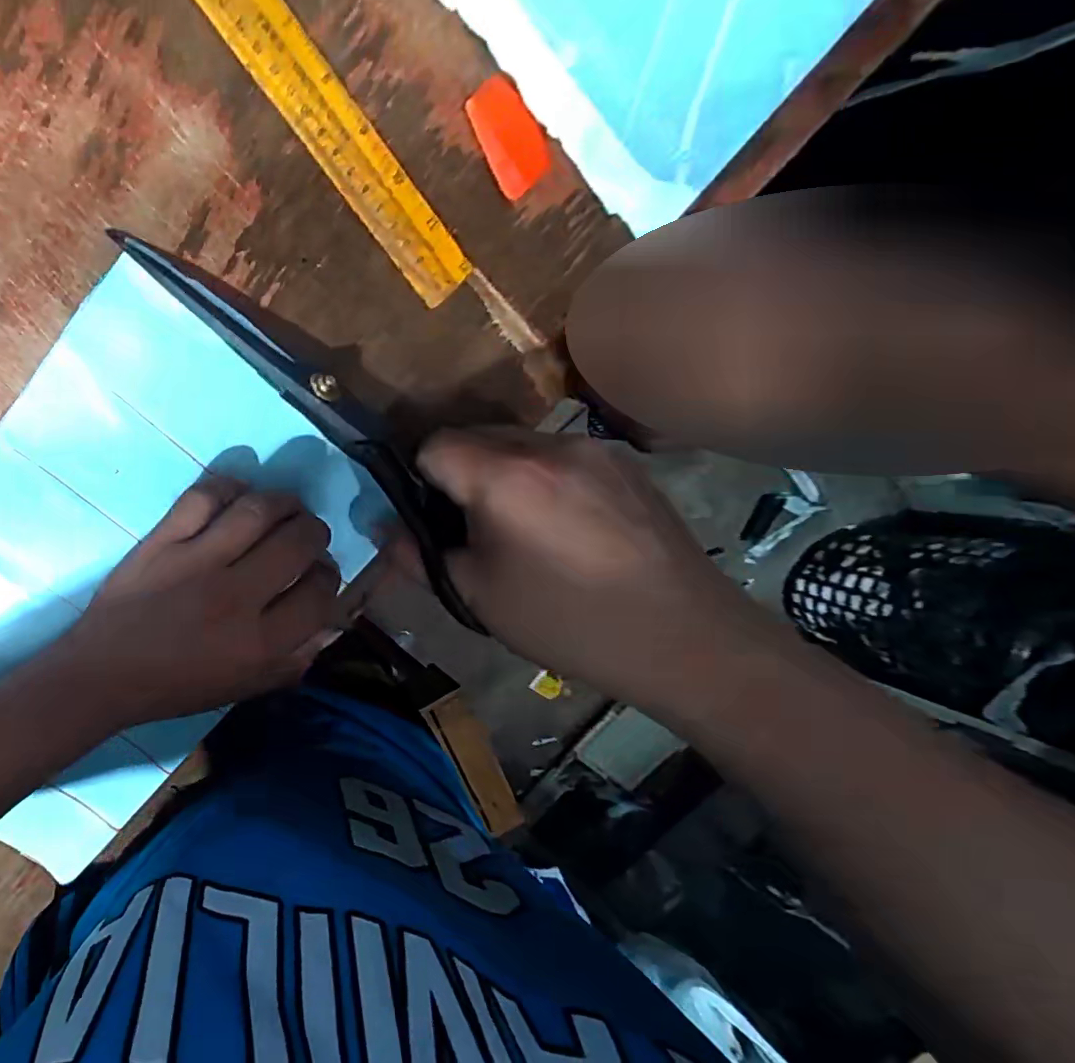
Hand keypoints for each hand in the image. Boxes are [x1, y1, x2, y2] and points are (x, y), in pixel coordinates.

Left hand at [41, 476, 346, 728]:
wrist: (105, 673)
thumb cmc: (176, 686)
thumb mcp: (242, 689)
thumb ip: (292, 661)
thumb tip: (329, 623)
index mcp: (260, 642)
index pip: (320, 592)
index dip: (329, 576)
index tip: (319, 572)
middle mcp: (236, 596)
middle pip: (298, 542)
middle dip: (314, 531)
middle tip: (307, 533)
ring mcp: (197, 562)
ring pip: (258, 511)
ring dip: (283, 501)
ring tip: (286, 506)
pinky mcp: (163, 540)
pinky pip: (205, 496)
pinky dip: (229, 486)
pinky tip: (240, 493)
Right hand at [412, 429, 783, 707]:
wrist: (688, 640)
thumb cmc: (568, 623)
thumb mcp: (477, 598)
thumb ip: (419, 556)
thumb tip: (386, 529)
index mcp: (505, 478)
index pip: (433, 444)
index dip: (419, 477)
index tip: (430, 515)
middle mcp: (549, 446)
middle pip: (475, 434)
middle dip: (458, 471)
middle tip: (469, 525)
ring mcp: (594, 448)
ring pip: (518, 441)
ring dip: (500, 470)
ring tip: (519, 525)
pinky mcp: (627, 461)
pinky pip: (559, 453)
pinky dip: (541, 475)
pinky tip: (564, 524)